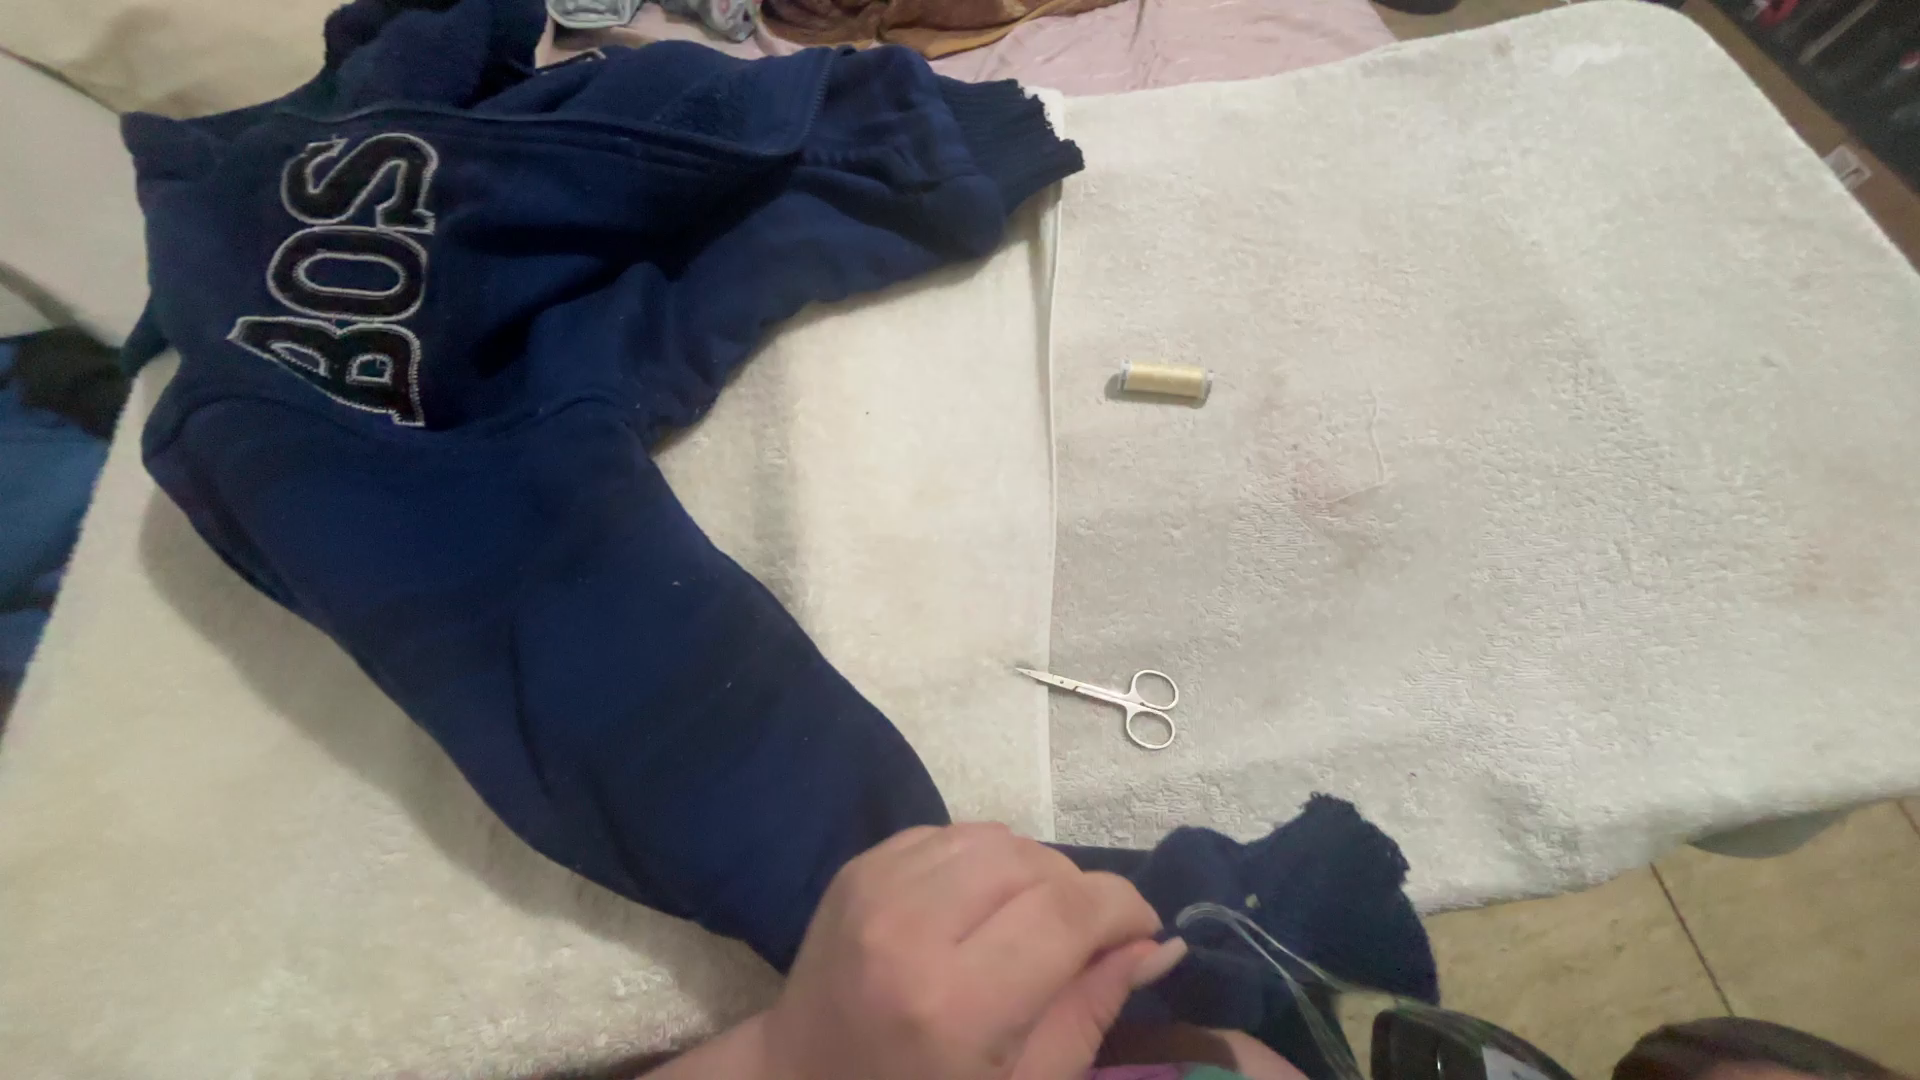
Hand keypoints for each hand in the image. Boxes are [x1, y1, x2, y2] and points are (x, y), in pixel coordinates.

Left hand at [759, 823, 1186, 1079]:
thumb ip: (1089, 1009)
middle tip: (1085, 934)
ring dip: (1031, 869)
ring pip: (994, 835)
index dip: (1122, 906)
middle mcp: (909, 925)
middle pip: (1032, 861)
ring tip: (1029, 919)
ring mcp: (876, 883)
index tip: (1144, 927)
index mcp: (951, 1003)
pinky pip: (951, 832)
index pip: (1065, 912)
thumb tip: (1156, 944)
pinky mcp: (860, 863)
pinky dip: (983, 859)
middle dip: (1077, 889)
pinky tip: (979, 902)